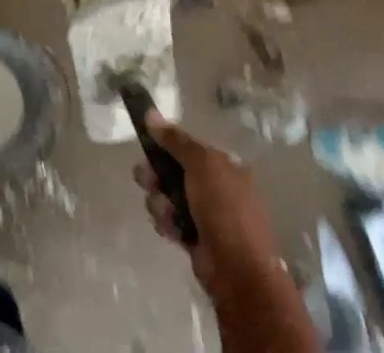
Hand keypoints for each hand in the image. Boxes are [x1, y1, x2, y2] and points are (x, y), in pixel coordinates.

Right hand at [132, 110, 278, 279]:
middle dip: (155, 176)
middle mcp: (214, 187)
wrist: (237, 269)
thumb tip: (151, 114)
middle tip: (150, 182)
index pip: (185, 147)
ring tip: (169, 216)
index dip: (164, 147)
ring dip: (160, 204)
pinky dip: (167, 224)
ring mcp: (203, 213)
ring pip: (164, 196)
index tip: (146, 148)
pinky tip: (173, 233)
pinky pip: (168, 219)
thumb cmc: (224, 209)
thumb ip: (176, 140)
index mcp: (223, 166)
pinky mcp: (192, 235)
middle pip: (170, 170)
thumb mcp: (203, 165)